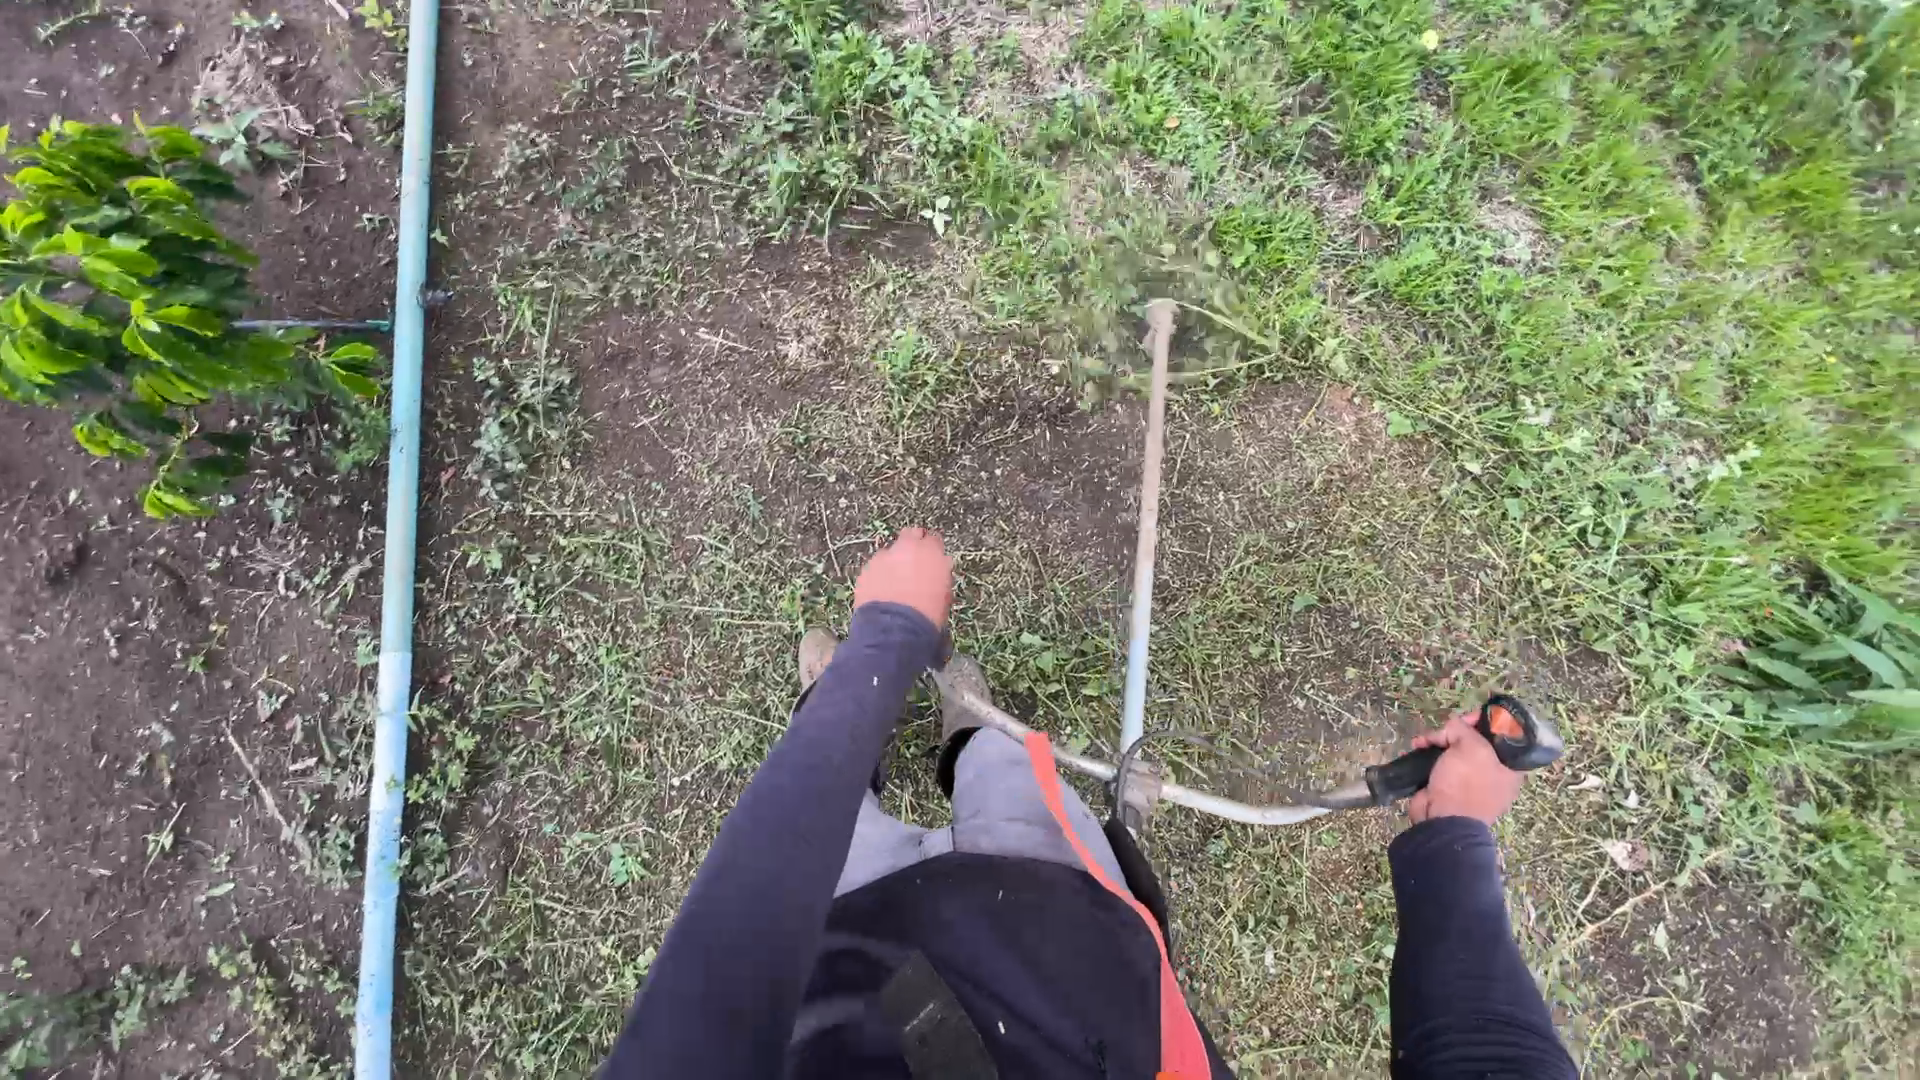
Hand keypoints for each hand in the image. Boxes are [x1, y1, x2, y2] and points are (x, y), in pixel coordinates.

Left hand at [853, 528, 952, 627]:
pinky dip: (878, 574)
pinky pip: (874, 567)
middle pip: (911, 535)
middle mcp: (909, 548)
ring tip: (893, 583)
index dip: (931, 550)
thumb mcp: (944, 596)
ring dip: (893, 561)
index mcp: (933, 553)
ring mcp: (885, 556)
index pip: (933, 540)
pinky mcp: (867, 568)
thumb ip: (939, 576)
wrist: (895, 630)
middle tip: (912, 562)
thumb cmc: (927, 617)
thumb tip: (936, 571)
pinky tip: (880, 591)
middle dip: (912, 545)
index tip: (931, 560)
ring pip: (890, 552)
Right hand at [1406, 712, 1522, 825]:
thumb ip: (1464, 730)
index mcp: (1508, 765)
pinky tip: (1413, 750)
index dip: (1482, 722)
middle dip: (1451, 732)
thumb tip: (1452, 725)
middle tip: (1439, 733)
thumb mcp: (1471, 748)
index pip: (1500, 735)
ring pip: (1450, 749)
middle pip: (1471, 739)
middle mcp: (1490, 771)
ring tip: (1419, 743)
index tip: (1465, 718)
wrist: (1444, 819)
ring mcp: (1466, 779)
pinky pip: (1436, 762)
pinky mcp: (1445, 784)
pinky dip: (1424, 754)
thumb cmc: (1466, 783)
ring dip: (1433, 741)